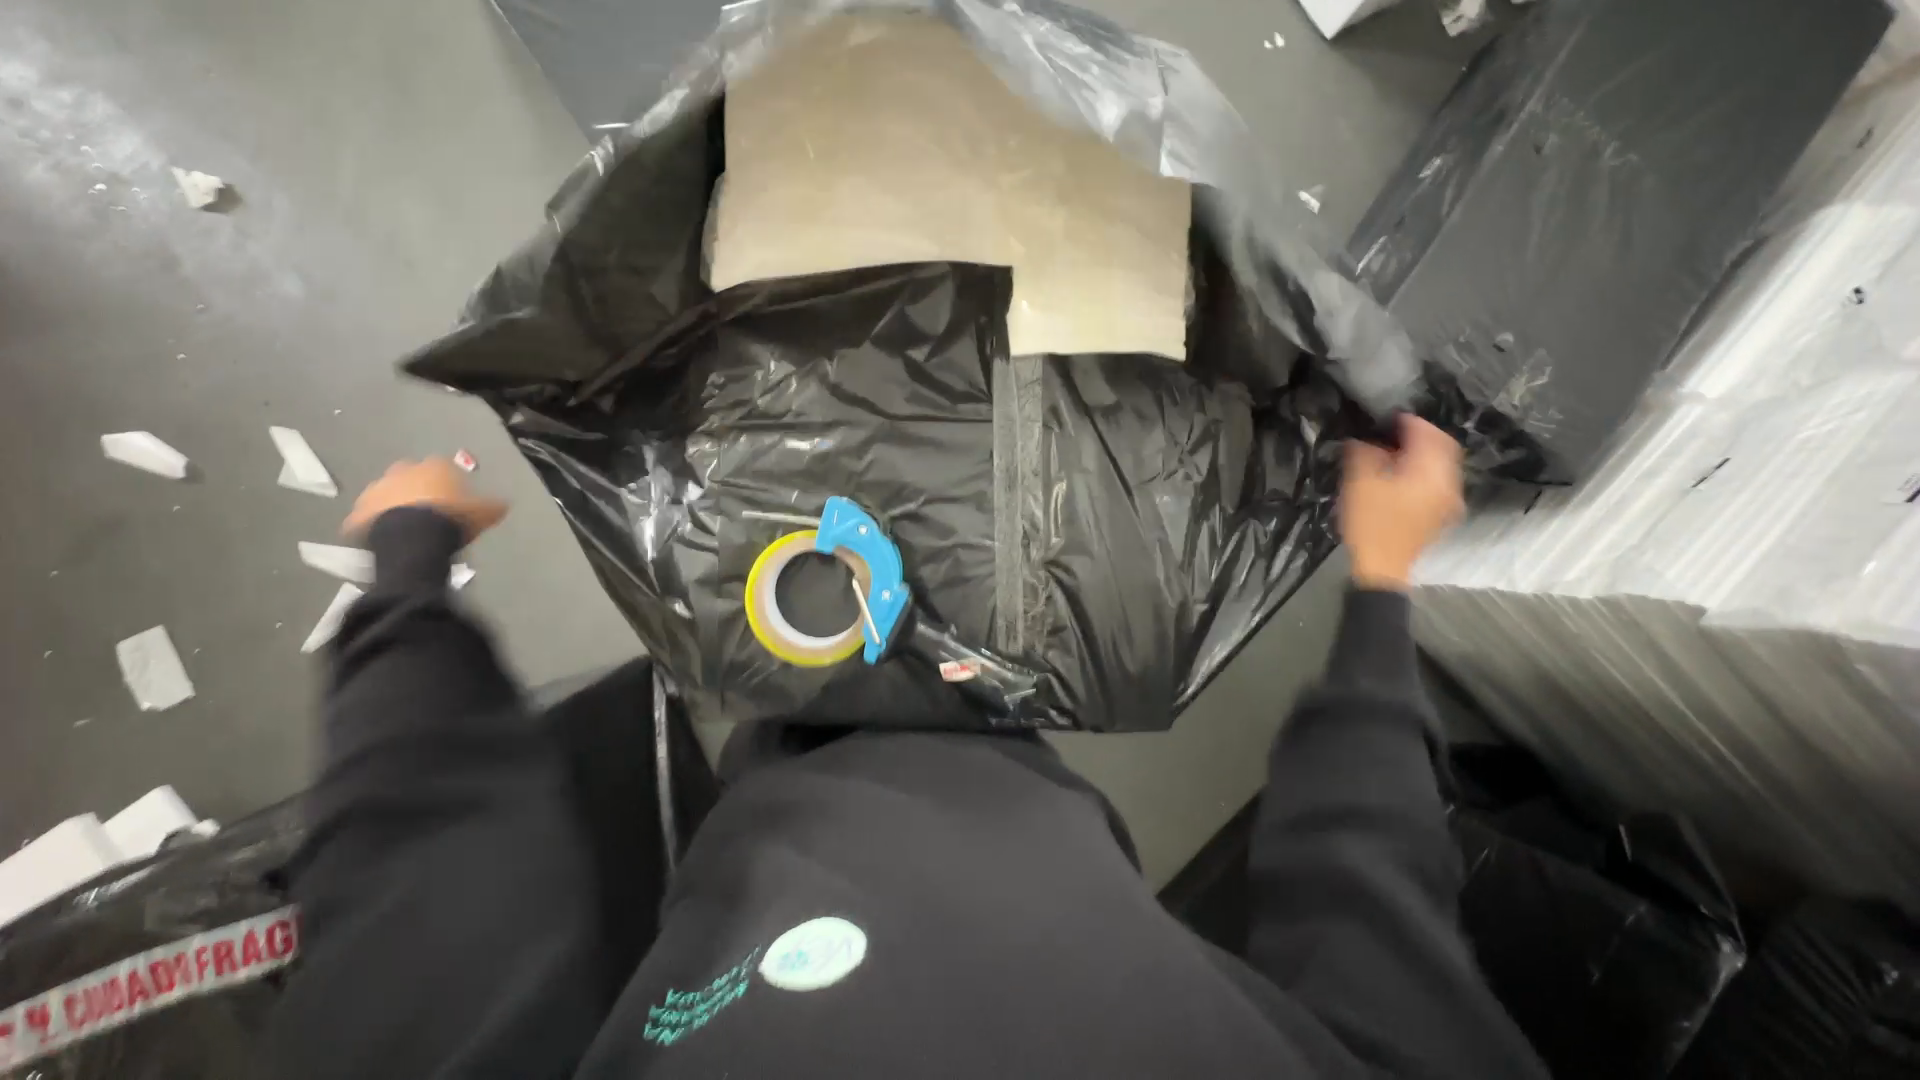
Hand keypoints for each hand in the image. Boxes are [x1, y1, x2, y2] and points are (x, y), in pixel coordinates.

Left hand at [343, 458, 508, 541]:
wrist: (412, 538)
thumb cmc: (451, 519)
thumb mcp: (484, 514)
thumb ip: (492, 506)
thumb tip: (504, 504)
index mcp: (435, 467)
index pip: (443, 466)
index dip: (449, 482)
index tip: (455, 497)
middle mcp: (403, 471)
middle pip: (410, 475)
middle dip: (416, 486)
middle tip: (428, 507)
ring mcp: (377, 490)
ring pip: (386, 493)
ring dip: (394, 503)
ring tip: (406, 523)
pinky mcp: (359, 512)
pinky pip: (367, 516)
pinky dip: (374, 522)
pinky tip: (385, 535)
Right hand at [1339, 416, 1463, 591]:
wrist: (1382, 569)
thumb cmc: (1370, 524)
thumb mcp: (1359, 483)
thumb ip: (1364, 453)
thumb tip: (1365, 439)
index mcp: (1431, 472)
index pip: (1429, 434)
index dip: (1409, 421)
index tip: (1388, 417)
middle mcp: (1448, 483)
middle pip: (1443, 447)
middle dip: (1421, 435)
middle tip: (1394, 432)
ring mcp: (1449, 500)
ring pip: (1442, 465)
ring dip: (1424, 454)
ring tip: (1395, 453)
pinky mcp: (1441, 514)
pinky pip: (1438, 481)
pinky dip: (1424, 471)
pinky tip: (1402, 476)